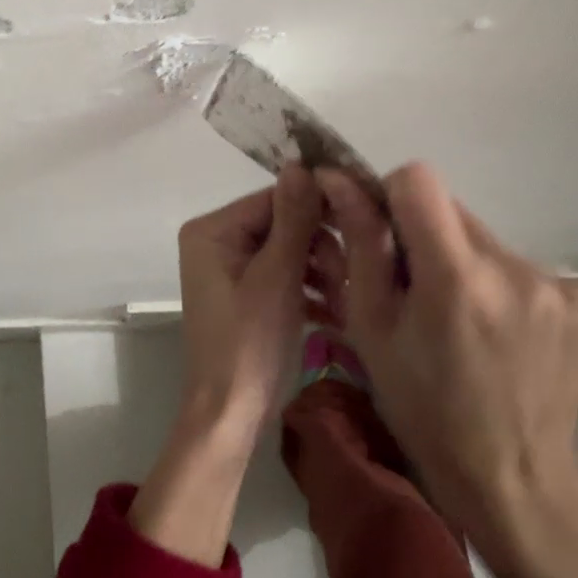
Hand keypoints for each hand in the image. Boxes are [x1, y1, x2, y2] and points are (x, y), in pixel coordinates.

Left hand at [175, 163, 327, 434]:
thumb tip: (301, 164)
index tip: (365, 221)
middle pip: (284, 225)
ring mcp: (229, 270)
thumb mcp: (277, 277)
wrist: (231, 412)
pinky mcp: (245, 296)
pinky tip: (335, 315)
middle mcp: (215, 242)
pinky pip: (284, 278)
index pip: (274, 198)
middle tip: (352, 278)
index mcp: (211, 230)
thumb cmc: (250, 343)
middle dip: (322, 249)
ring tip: (345, 303)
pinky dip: (309, 292)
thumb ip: (293, 220)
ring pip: (289, 253)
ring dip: (322, 273)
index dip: (319, 208)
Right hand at [322, 162, 577, 577]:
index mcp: (457, 277)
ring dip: (465, 263)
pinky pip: (527, 268)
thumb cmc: (420, 403)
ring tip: (459, 320)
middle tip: (414, 292)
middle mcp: (518, 270)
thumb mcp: (370, 326)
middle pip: (455, 213)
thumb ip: (361, 245)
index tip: (380, 234)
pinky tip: (500, 332)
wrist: (509, 473)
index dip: (390, 197)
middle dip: (425, 237)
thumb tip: (337, 179)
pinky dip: (504, 288)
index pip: (418, 181)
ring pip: (489, 241)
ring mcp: (565, 287)